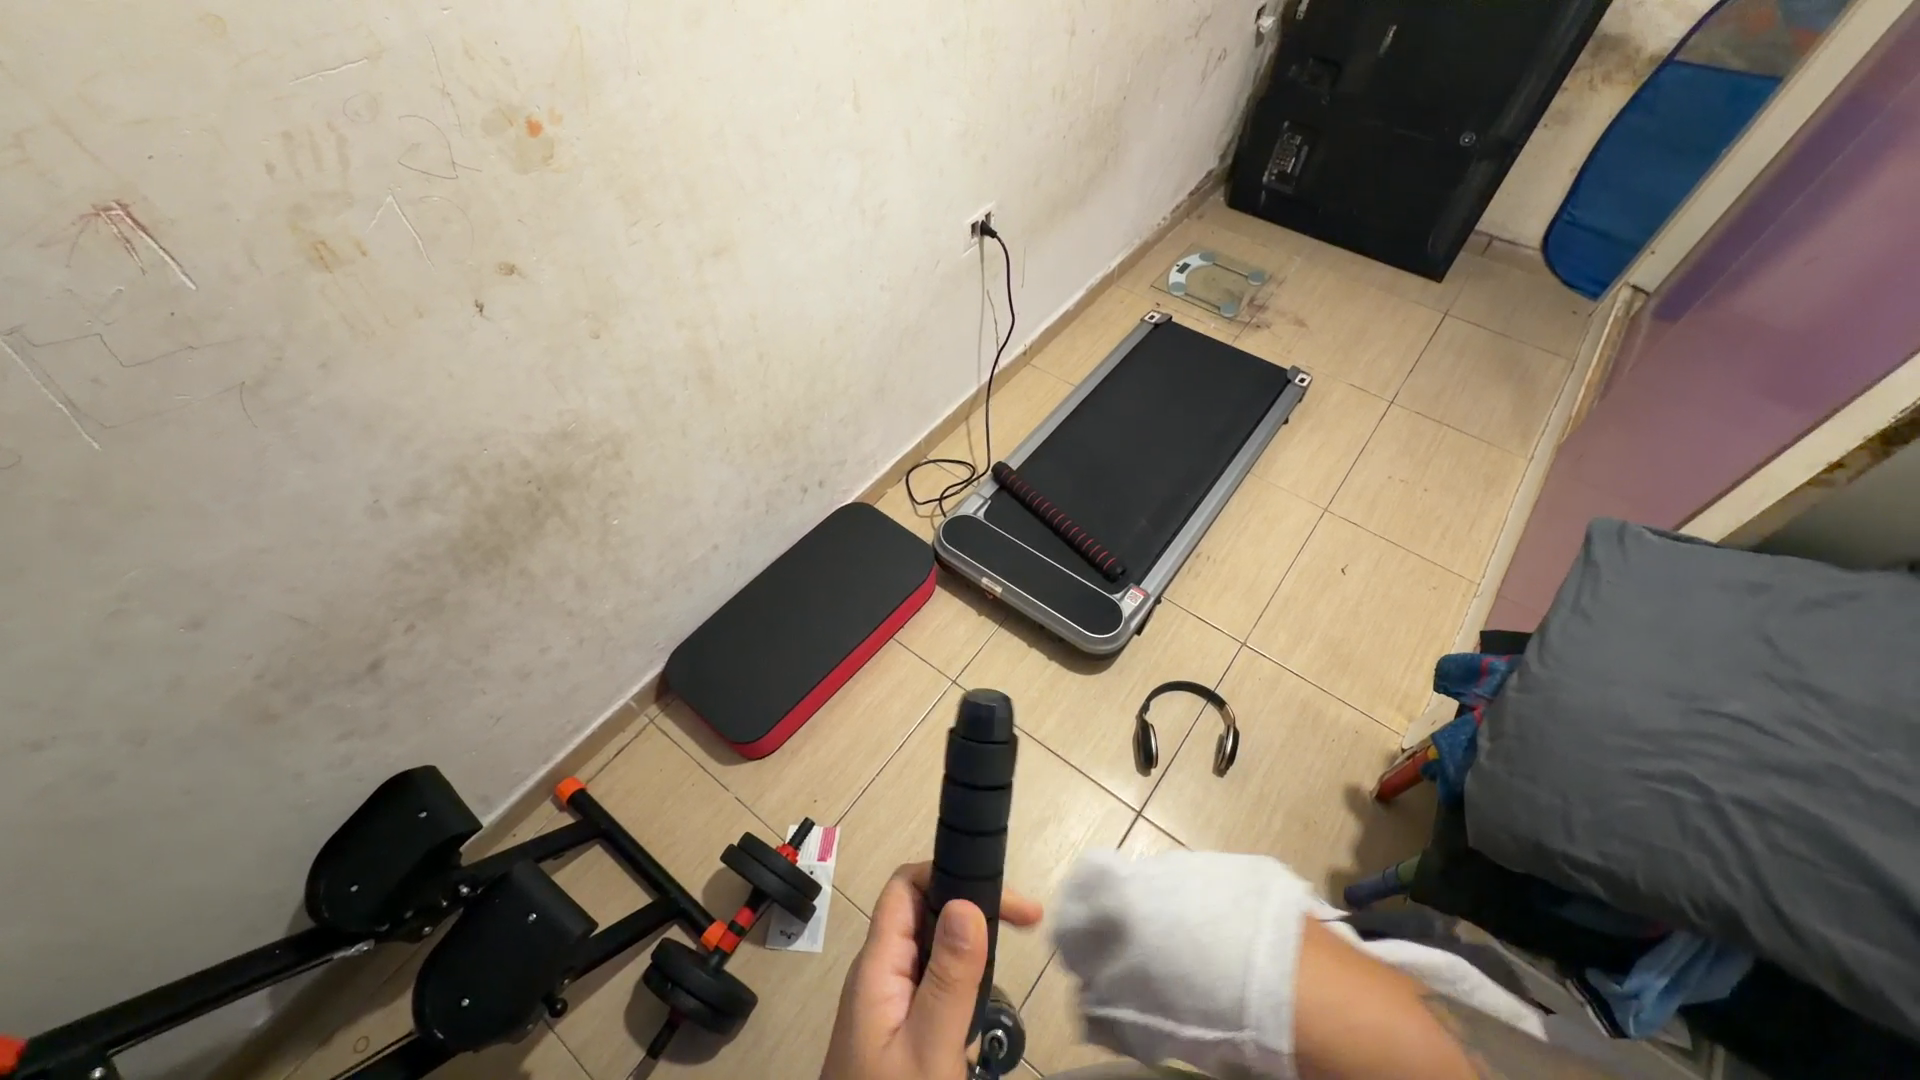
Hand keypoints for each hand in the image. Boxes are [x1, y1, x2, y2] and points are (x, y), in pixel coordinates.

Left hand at [821, 862, 1043, 1079]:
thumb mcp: (928, 1048)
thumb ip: (949, 978)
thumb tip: (966, 901)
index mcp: (878, 967)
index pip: (906, 888)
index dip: (950, 873)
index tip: (1005, 896)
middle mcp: (880, 975)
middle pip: (923, 914)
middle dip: (972, 909)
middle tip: (1027, 925)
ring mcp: (888, 1003)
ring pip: (932, 950)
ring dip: (971, 948)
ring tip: (1014, 953)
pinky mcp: (899, 1029)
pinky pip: (933, 986)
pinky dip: (963, 983)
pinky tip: (983, 1002)